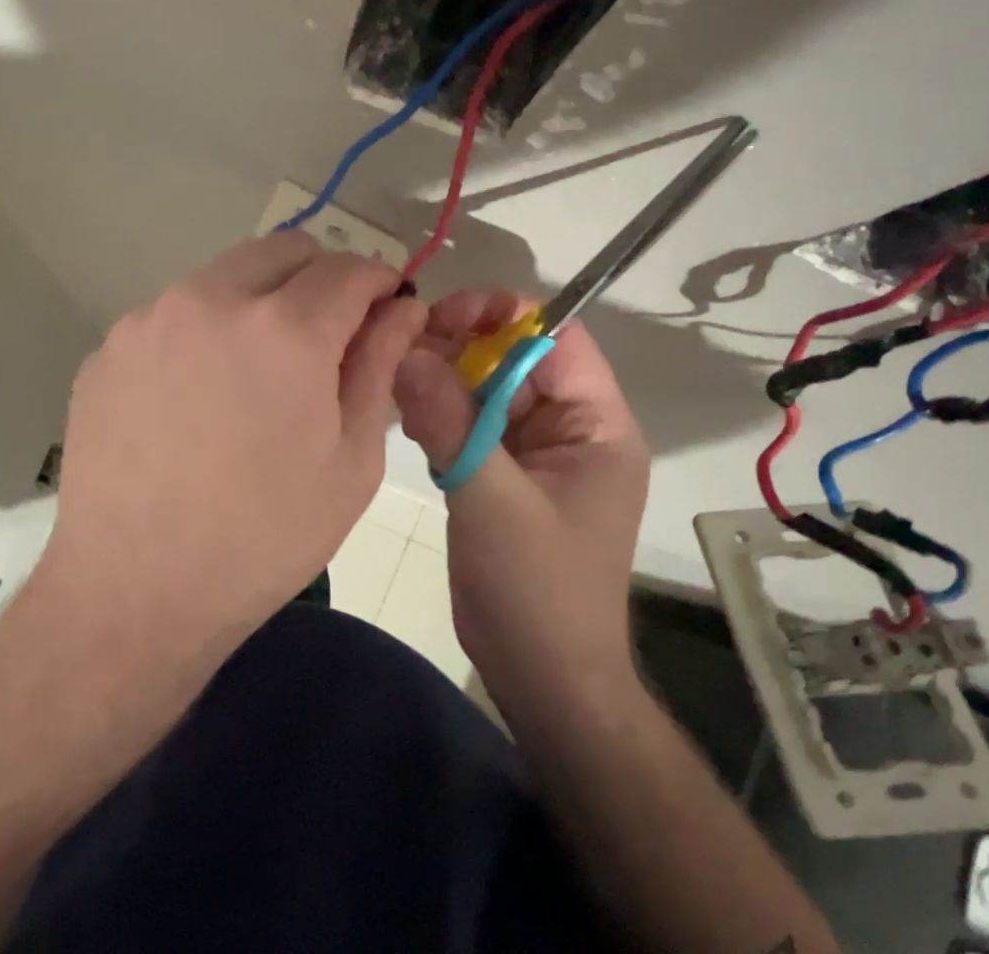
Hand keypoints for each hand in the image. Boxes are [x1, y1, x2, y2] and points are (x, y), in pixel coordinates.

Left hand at [33, 231, 425, 662]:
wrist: (133, 590)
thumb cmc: (261, 540)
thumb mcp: (349, 464)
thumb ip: (377, 370)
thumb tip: (399, 310)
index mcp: (282, 328)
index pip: (348, 268)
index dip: (379, 285)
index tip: (385, 314)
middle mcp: (207, 302)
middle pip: (279, 252)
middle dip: (317, 280)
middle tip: (326, 340)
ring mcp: (145, 324)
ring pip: (218, 281)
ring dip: (253, 305)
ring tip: (255, 379)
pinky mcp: (104, 355)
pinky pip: (168, 322)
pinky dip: (198, 339)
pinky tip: (194, 405)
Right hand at [391, 290, 649, 691]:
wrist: (541, 671)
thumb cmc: (535, 587)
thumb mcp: (491, 499)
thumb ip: (449, 423)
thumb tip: (404, 352)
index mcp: (596, 427)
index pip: (556, 341)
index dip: (501, 317)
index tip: (438, 316)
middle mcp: (570, 432)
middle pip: (516, 363)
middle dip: (461, 348)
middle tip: (399, 347)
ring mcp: (534, 459)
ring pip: (487, 396)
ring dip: (443, 383)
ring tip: (392, 377)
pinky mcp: (502, 482)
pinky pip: (470, 430)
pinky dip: (439, 418)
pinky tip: (403, 418)